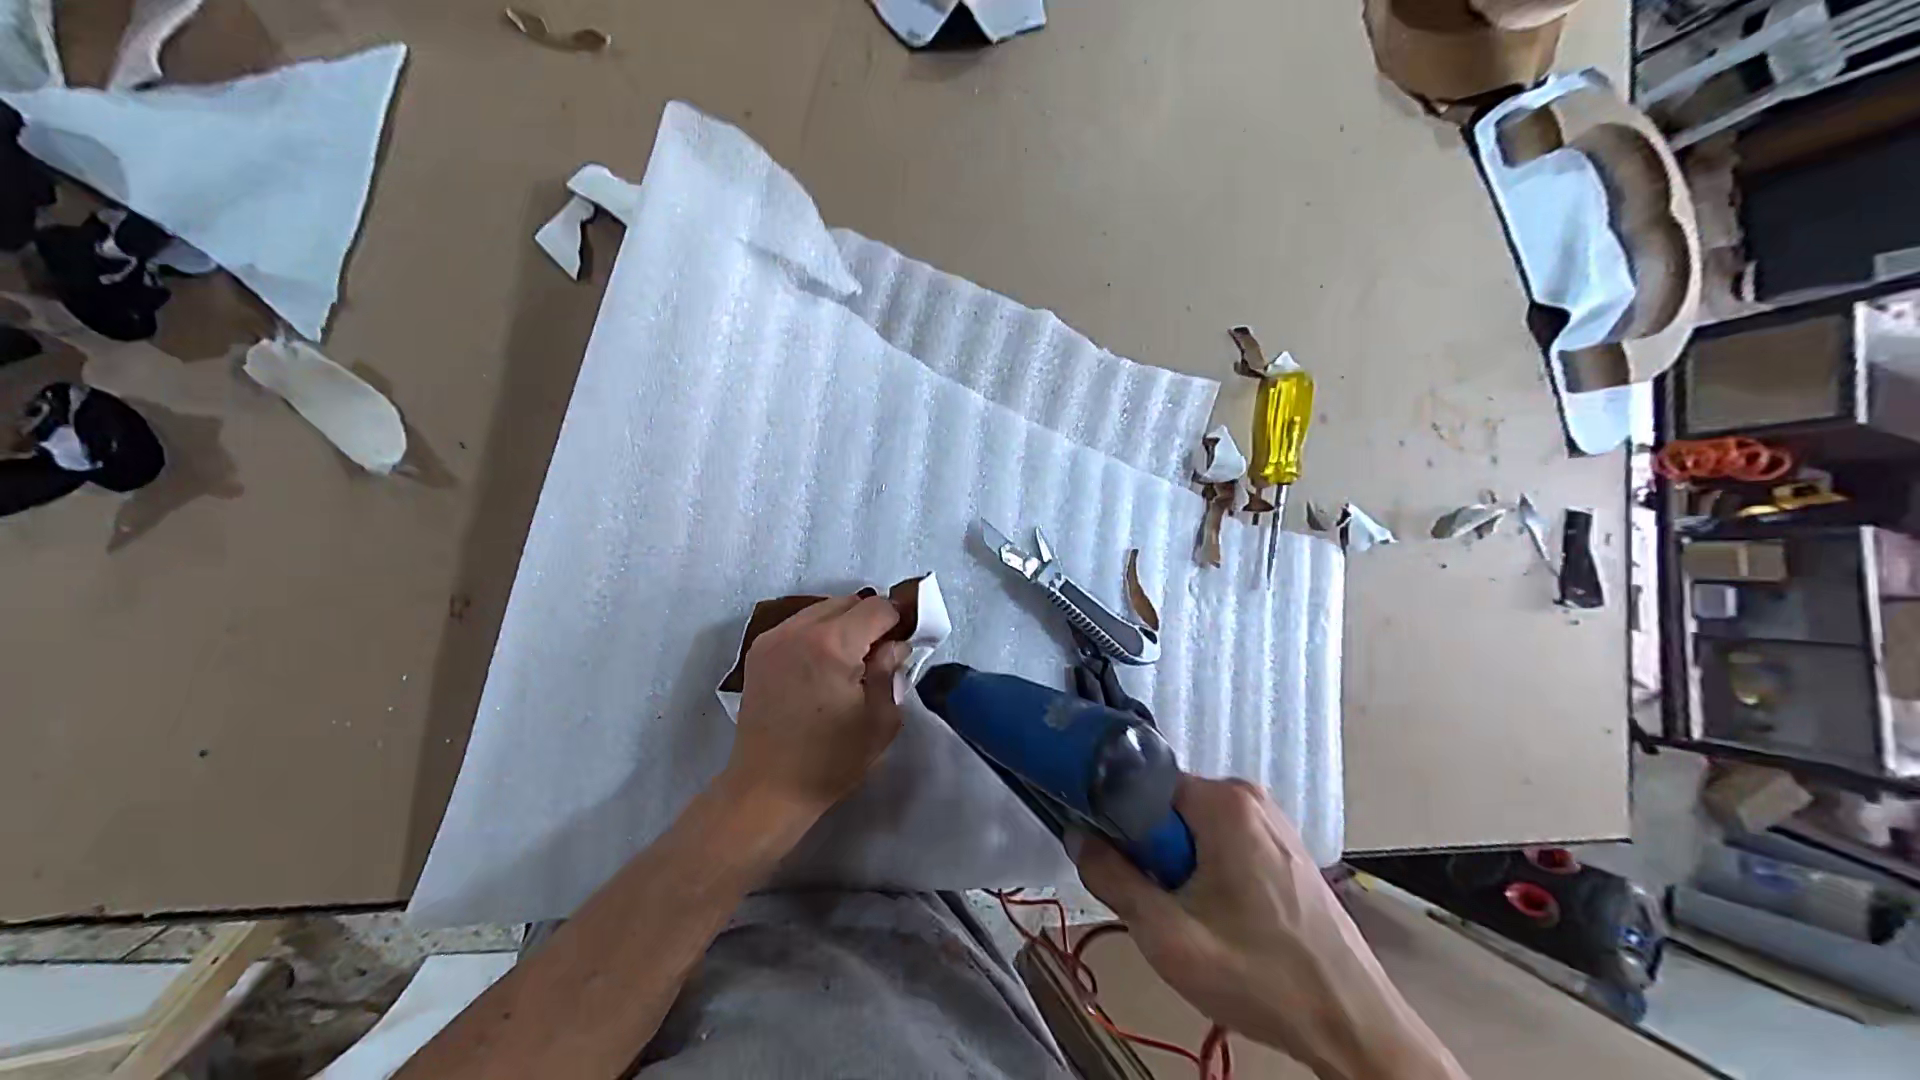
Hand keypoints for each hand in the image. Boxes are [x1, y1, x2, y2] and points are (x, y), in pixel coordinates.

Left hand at [721, 593, 909, 822]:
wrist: (768, 787)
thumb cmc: (830, 759)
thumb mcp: (879, 720)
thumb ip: (891, 671)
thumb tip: (895, 646)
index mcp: (832, 645)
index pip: (877, 608)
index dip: (896, 622)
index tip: (901, 646)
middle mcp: (799, 630)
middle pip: (848, 603)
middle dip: (869, 622)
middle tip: (877, 657)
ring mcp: (774, 638)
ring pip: (822, 610)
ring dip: (843, 626)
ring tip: (847, 663)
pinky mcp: (759, 651)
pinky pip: (798, 625)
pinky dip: (817, 634)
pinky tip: (821, 667)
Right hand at [1075, 776, 1464, 1079]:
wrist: (1353, 1027)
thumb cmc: (1259, 976)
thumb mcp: (1167, 935)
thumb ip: (1111, 879)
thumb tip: (1077, 834)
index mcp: (1224, 800)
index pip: (1142, 787)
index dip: (1121, 827)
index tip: (1120, 868)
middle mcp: (1248, 795)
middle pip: (1167, 808)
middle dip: (1153, 853)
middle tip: (1161, 905)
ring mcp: (1270, 820)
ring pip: (1192, 829)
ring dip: (1178, 867)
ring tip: (1193, 918)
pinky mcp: (1283, 846)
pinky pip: (1222, 842)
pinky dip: (1207, 872)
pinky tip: (1222, 919)